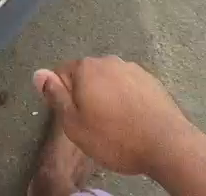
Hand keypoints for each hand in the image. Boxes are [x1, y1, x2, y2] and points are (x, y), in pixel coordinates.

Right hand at [32, 58, 205, 195]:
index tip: (74, 118)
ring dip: (108, 96)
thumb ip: (55, 96)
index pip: (62, 73)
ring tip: (117, 124)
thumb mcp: (75, 125)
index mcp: (85, 67)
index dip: (64, 96)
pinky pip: (130, 87)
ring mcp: (132, 69)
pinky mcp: (152, 81)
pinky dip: (128, 99)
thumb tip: (37, 73)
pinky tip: (134, 120)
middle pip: (87, 75)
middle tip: (94, 124)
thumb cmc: (115, 137)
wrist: (168, 145)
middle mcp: (107, 60)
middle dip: (87, 94)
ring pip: (110, 81)